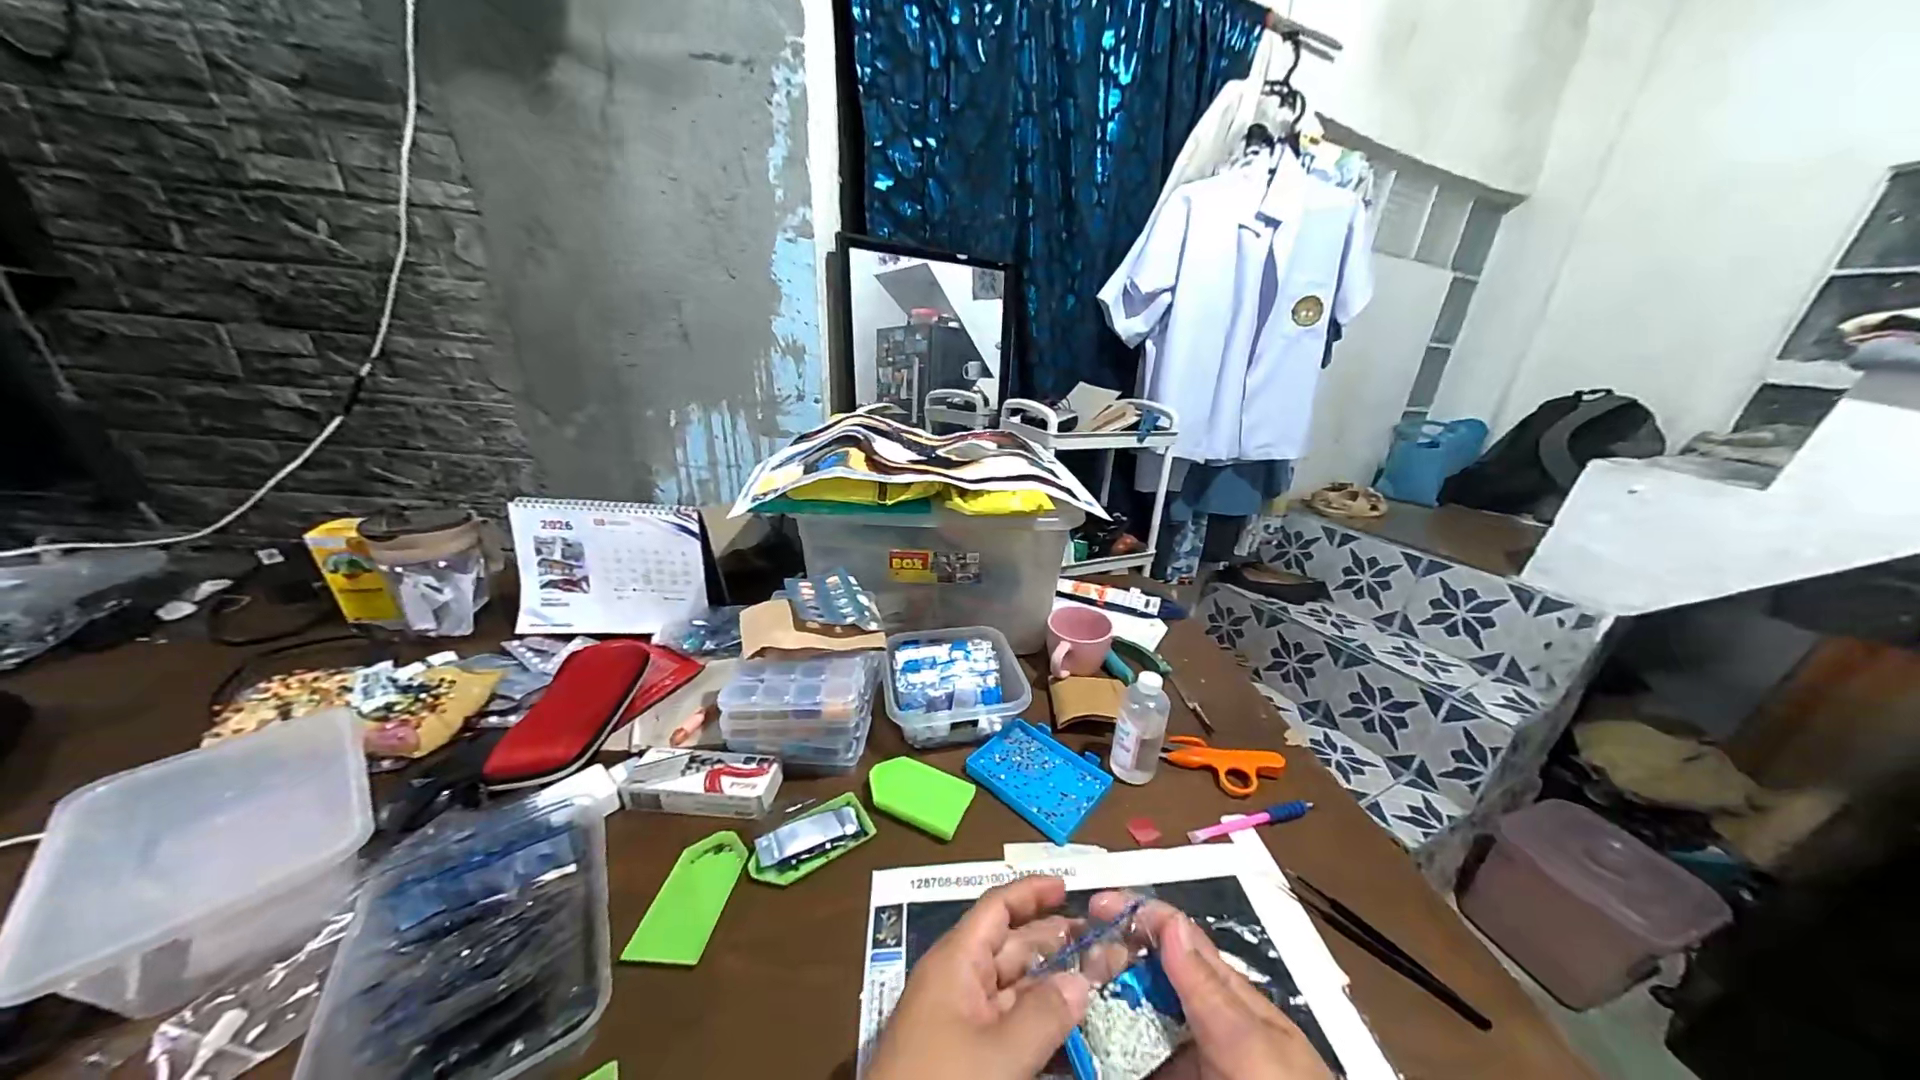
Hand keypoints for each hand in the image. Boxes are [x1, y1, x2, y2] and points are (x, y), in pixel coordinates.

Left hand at [866, 875, 1091, 1079]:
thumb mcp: (998, 1054)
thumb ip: (1044, 1015)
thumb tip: (1079, 981)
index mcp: (956, 961)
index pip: (996, 908)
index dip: (1032, 893)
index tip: (1069, 887)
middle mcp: (958, 980)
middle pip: (1010, 945)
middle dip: (1053, 937)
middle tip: (1100, 936)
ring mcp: (961, 1019)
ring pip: (1014, 986)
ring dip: (1051, 980)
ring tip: (1096, 972)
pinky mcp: (966, 1054)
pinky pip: (1009, 1022)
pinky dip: (1038, 1017)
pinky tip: (1071, 1022)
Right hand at [1091, 892, 1334, 1079]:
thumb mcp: (1253, 1051)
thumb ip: (1209, 991)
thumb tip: (1169, 919)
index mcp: (1228, 1000)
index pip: (1178, 938)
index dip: (1138, 914)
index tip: (1093, 907)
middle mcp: (1202, 1024)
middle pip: (1147, 977)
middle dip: (1109, 959)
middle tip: (1067, 957)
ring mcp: (1186, 1061)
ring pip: (1134, 1022)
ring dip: (1099, 1006)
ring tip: (1061, 998)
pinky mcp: (1166, 1079)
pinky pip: (1130, 1061)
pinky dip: (1104, 1053)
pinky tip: (1078, 1047)